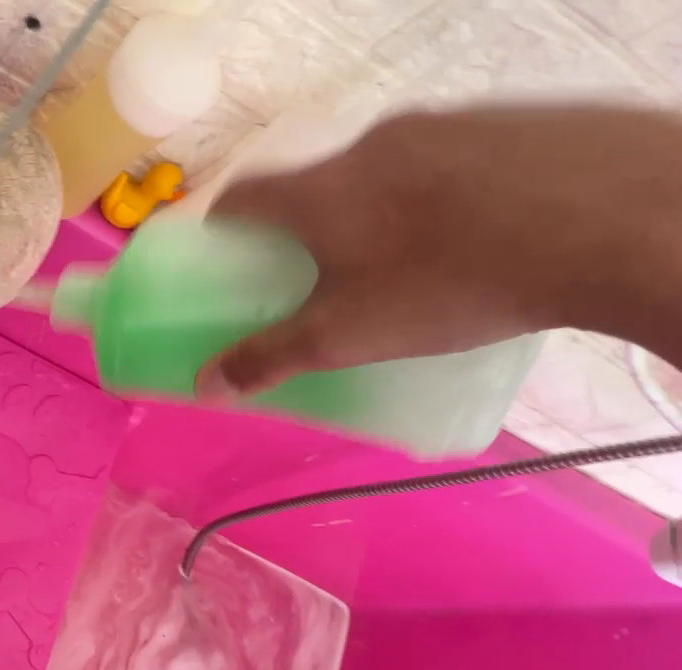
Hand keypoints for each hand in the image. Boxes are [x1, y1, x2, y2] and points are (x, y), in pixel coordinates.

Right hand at [196, 105, 681, 399]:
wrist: (631, 222)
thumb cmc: (453, 283)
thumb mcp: (346, 337)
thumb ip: (266, 359)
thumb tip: (204, 388)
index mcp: (322, 190)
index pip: (244, 194)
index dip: (224, 224)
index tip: (229, 255)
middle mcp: (379, 141)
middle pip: (321, 180)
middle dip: (312, 222)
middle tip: (328, 270)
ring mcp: (459, 121)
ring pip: (394, 166)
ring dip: (385, 204)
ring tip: (414, 255)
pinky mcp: (529, 116)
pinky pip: (463, 155)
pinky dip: (453, 189)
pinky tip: (486, 229)